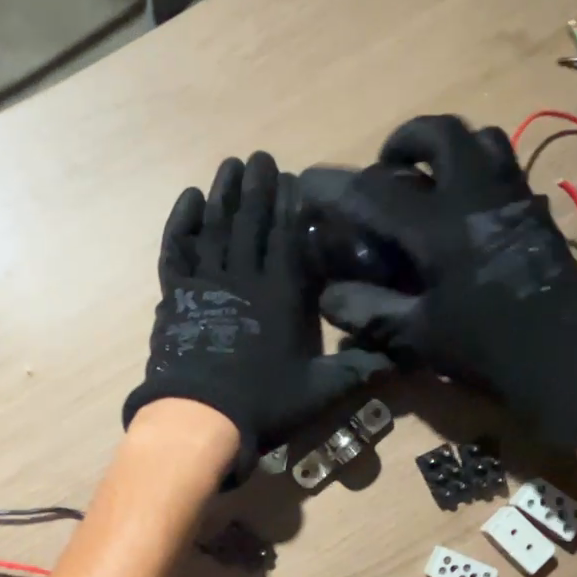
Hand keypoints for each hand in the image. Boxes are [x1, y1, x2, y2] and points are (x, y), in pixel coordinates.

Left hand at [123, 152, 390, 481]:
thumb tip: (401, 359)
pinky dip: (182, 223)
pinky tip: (189, 200)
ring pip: (215, 228)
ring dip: (223, 195)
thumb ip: (357, 369)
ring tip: (229, 166)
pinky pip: (177, 249)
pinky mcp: (175, 296)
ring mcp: (206, 284)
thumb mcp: (320, 391)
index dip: (290, 206)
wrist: (200, 419)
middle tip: (259, 157)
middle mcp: (245, 278)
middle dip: (256, 187)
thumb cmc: (262, 404)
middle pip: (251, 222)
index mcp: (282, 295)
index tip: (292, 178)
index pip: (288, 238)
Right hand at [299, 115, 576, 447]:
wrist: (565, 356)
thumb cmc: (484, 347)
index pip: (376, 191)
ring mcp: (512, 197)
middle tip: (388, 167)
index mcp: (438, 227)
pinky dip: (478, 171)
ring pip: (481, 139)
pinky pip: (505, 167)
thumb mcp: (417, 336)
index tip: (314, 186)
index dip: (339, 187)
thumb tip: (330, 297)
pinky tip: (466, 208)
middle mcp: (475, 196)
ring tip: (430, 179)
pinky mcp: (535, 211)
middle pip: (439, 134)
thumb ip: (369, 311)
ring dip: (449, 148)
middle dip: (406, 141)